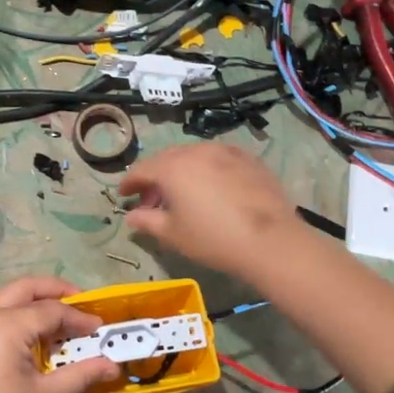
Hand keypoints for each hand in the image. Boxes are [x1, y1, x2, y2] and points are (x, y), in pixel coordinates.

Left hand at [0, 276, 118, 392]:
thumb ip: (82, 375)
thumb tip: (113, 365)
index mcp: (5, 325)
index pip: (50, 310)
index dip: (78, 317)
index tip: (98, 327)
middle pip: (21, 290)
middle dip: (52, 291)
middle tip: (76, 301)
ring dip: (25, 307)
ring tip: (48, 326)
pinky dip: (2, 323)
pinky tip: (14, 344)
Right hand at [121, 142, 295, 279]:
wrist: (270, 241)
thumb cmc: (213, 239)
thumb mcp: (173, 234)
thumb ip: (146, 221)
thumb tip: (131, 216)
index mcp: (172, 167)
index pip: (141, 169)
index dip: (129, 183)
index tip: (124, 195)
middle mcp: (196, 151)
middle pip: (167, 158)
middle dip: (155, 176)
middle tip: (152, 199)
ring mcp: (225, 151)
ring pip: (194, 155)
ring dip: (181, 170)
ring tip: (182, 193)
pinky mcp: (249, 159)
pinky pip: (219, 158)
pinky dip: (207, 169)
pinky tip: (212, 187)